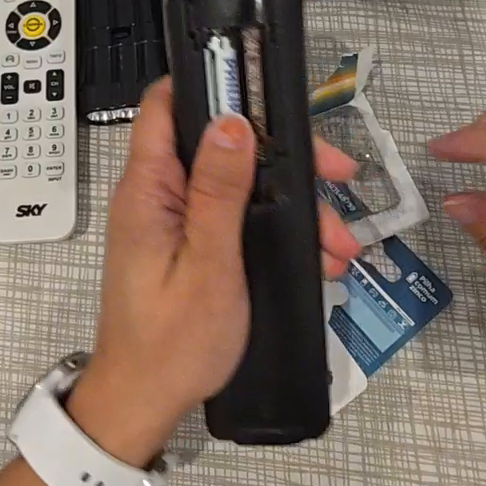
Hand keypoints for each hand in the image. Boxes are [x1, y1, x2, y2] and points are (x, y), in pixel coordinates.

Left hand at [68, 79, 362, 465]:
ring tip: (338, 242)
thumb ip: (218, 190)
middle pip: (222, 142)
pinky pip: (239, 218)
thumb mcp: (208, 263)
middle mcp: (159, 195)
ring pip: (241, 184)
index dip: (211, 84)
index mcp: (149, 189)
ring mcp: (177, 220)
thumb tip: (232, 122)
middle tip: (336, 172)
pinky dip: (277, 230)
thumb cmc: (171, 343)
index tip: (266, 89)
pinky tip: (316, 256)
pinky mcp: (192, 243)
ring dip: (292, 203)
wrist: (147, 401)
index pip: (166, 104)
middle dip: (283, 155)